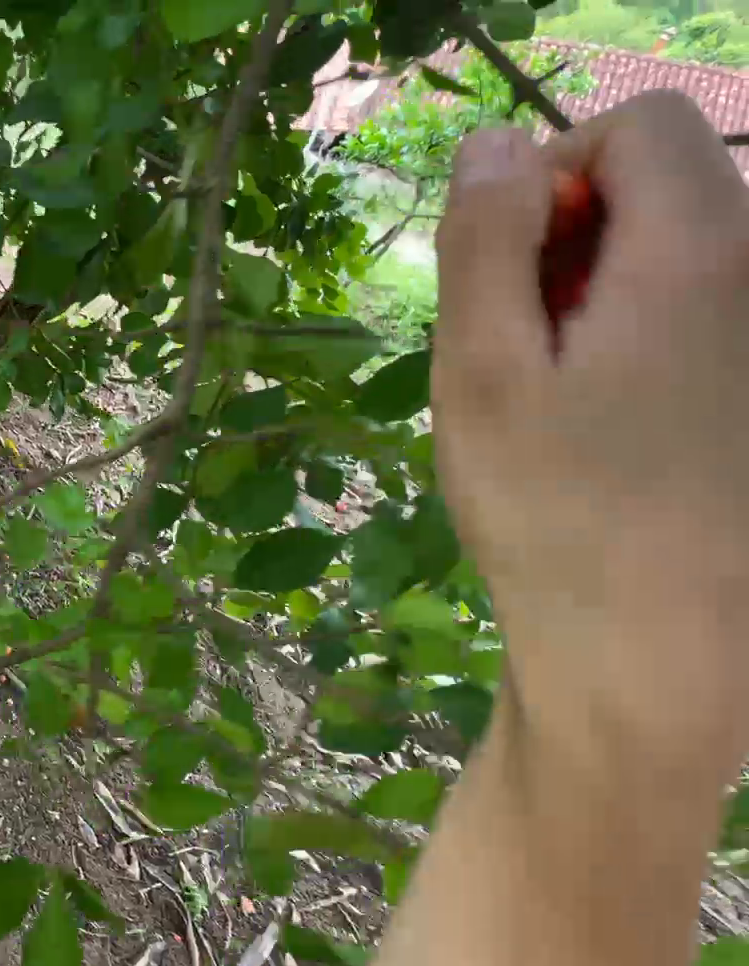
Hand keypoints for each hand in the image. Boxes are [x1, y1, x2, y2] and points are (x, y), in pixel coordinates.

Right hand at [433, 91, 748, 770]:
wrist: (652, 626)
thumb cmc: (548, 497)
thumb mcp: (481, 369)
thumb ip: (486, 247)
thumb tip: (487, 146)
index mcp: (693, 255)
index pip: (639, 128)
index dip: (548, 173)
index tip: (495, 268)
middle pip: (662, 185)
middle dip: (563, 240)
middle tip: (508, 344)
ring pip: (669, 254)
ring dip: (585, 293)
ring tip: (543, 386)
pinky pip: (688, 310)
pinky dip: (620, 333)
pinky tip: (587, 411)